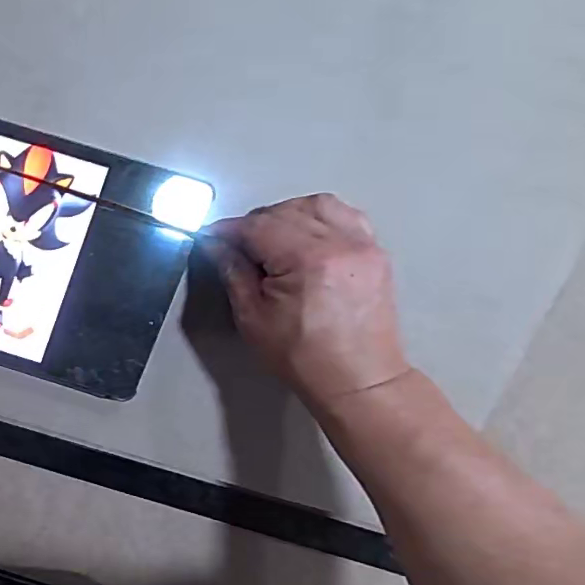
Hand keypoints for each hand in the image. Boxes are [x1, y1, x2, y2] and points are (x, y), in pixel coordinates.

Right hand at [200, 193, 411, 404]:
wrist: (356, 378)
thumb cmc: (306, 356)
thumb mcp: (251, 315)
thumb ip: (233, 271)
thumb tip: (217, 246)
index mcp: (310, 260)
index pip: (259, 226)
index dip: (228, 229)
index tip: (210, 236)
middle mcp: (342, 246)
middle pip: (286, 211)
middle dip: (253, 223)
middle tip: (232, 244)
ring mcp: (364, 247)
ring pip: (318, 205)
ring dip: (286, 214)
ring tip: (266, 237)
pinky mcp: (374, 254)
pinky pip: (345, 217)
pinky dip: (318, 218)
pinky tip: (300, 236)